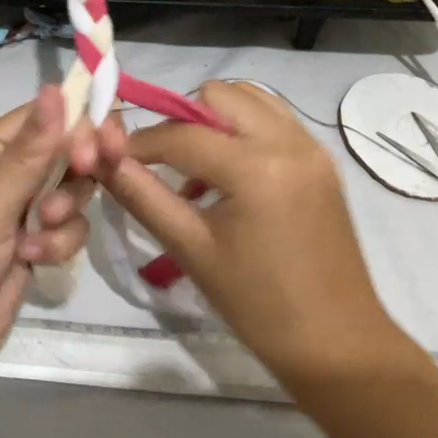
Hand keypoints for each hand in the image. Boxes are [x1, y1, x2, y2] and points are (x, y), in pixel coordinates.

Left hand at [0, 86, 124, 399]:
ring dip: (66, 212)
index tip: (104, 143)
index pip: (43, 118)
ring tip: (39, 234)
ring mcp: (22, 213)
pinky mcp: (35, 248)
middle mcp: (6, 175)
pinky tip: (34, 262)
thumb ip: (29, 153)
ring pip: (73, 192)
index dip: (77, 123)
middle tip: (91, 174)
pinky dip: (60, 245)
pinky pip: (69, 230)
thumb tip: (55, 87)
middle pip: (65, 151)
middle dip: (80, 166)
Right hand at [102, 81, 395, 383]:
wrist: (335, 342)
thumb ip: (141, 195)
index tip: (114, 158)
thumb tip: (102, 160)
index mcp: (255, 168)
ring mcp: (311, 147)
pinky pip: (274, 119)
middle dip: (181, 120)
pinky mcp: (322, 160)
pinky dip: (244, 129)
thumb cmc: (256, 304)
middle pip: (217, 95)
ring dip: (215, 118)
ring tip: (198, 165)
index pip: (181, 134)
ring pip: (249, 98)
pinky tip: (230, 172)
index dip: (140, 143)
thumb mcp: (190, 248)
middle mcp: (288, 142)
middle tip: (163, 162)